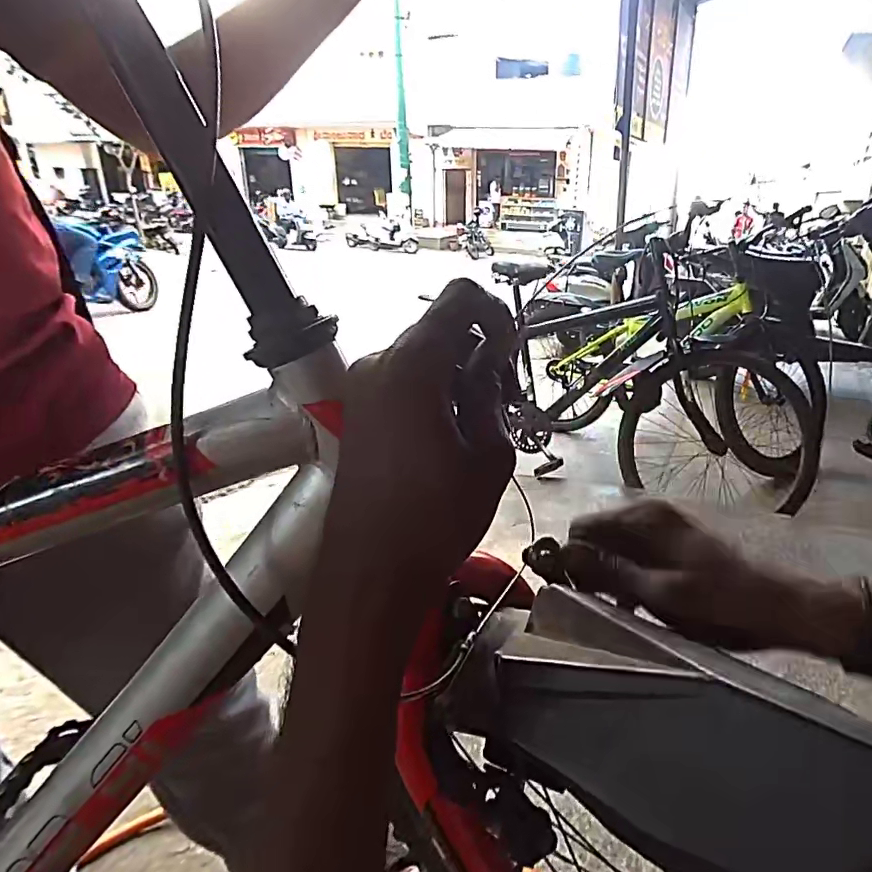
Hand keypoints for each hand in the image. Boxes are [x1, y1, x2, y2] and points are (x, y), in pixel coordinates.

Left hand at [318, 279, 517, 606]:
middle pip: (441, 328)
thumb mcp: (489, 454)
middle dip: (480, 352)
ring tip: (481, 424)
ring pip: (424, 354)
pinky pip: (404, 379)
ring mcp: (363, 388)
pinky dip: (435, 391)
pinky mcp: (359, 411)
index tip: (511, 350)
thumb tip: (493, 361)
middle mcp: (379, 366)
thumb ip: (493, 393)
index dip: (496, 314)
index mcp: (412, 368)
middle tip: (505, 400)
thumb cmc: (433, 521)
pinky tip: (453, 433)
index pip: (459, 298)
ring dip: (459, 374)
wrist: (371, 572)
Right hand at [558, 500, 867, 657]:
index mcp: (645, 517)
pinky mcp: (676, 539)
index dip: (570, 558)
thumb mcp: (659, 594)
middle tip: (600, 604)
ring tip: (623, 607)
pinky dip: (631, 573)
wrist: (777, 606)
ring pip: (615, 545)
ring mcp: (666, 523)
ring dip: (610, 574)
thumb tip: (563, 556)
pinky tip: (641, 600)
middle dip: (590, 567)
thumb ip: (608, 572)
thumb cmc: (720, 604)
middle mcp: (652, 511)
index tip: (573, 591)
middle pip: (597, 533)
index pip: (581, 527)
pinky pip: (636, 551)